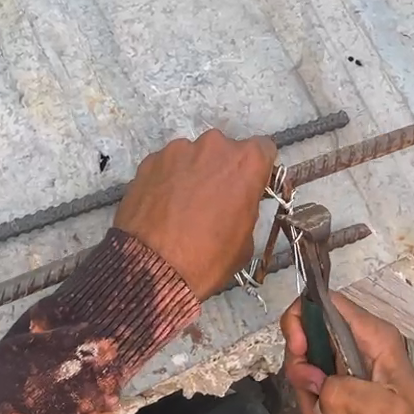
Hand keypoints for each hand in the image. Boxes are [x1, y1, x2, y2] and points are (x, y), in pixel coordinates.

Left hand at [114, 129, 274, 298]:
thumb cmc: (208, 257)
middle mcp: (214, 146)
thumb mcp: (245, 241)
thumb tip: (235, 205)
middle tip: (214, 199)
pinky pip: (167, 165)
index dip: (257, 169)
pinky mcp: (150, 160)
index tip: (249, 185)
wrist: (152, 268)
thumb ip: (246, 208)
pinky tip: (162, 206)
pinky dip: (168, 179)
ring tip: (182, 205)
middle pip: (225, 151)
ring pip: (193, 156)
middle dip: (222, 170)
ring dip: (193, 173)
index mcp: (246, 162)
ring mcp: (178, 150)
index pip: (263, 150)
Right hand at [282, 292, 413, 413]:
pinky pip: (310, 400)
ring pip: (304, 373)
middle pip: (306, 339)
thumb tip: (319, 393)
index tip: (299, 353)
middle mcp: (358, 349)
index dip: (302, 320)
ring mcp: (347, 376)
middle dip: (303, 374)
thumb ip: (345, 392)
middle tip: (318, 403)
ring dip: (309, 405)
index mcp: (374, 338)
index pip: (325, 303)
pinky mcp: (339, 401)